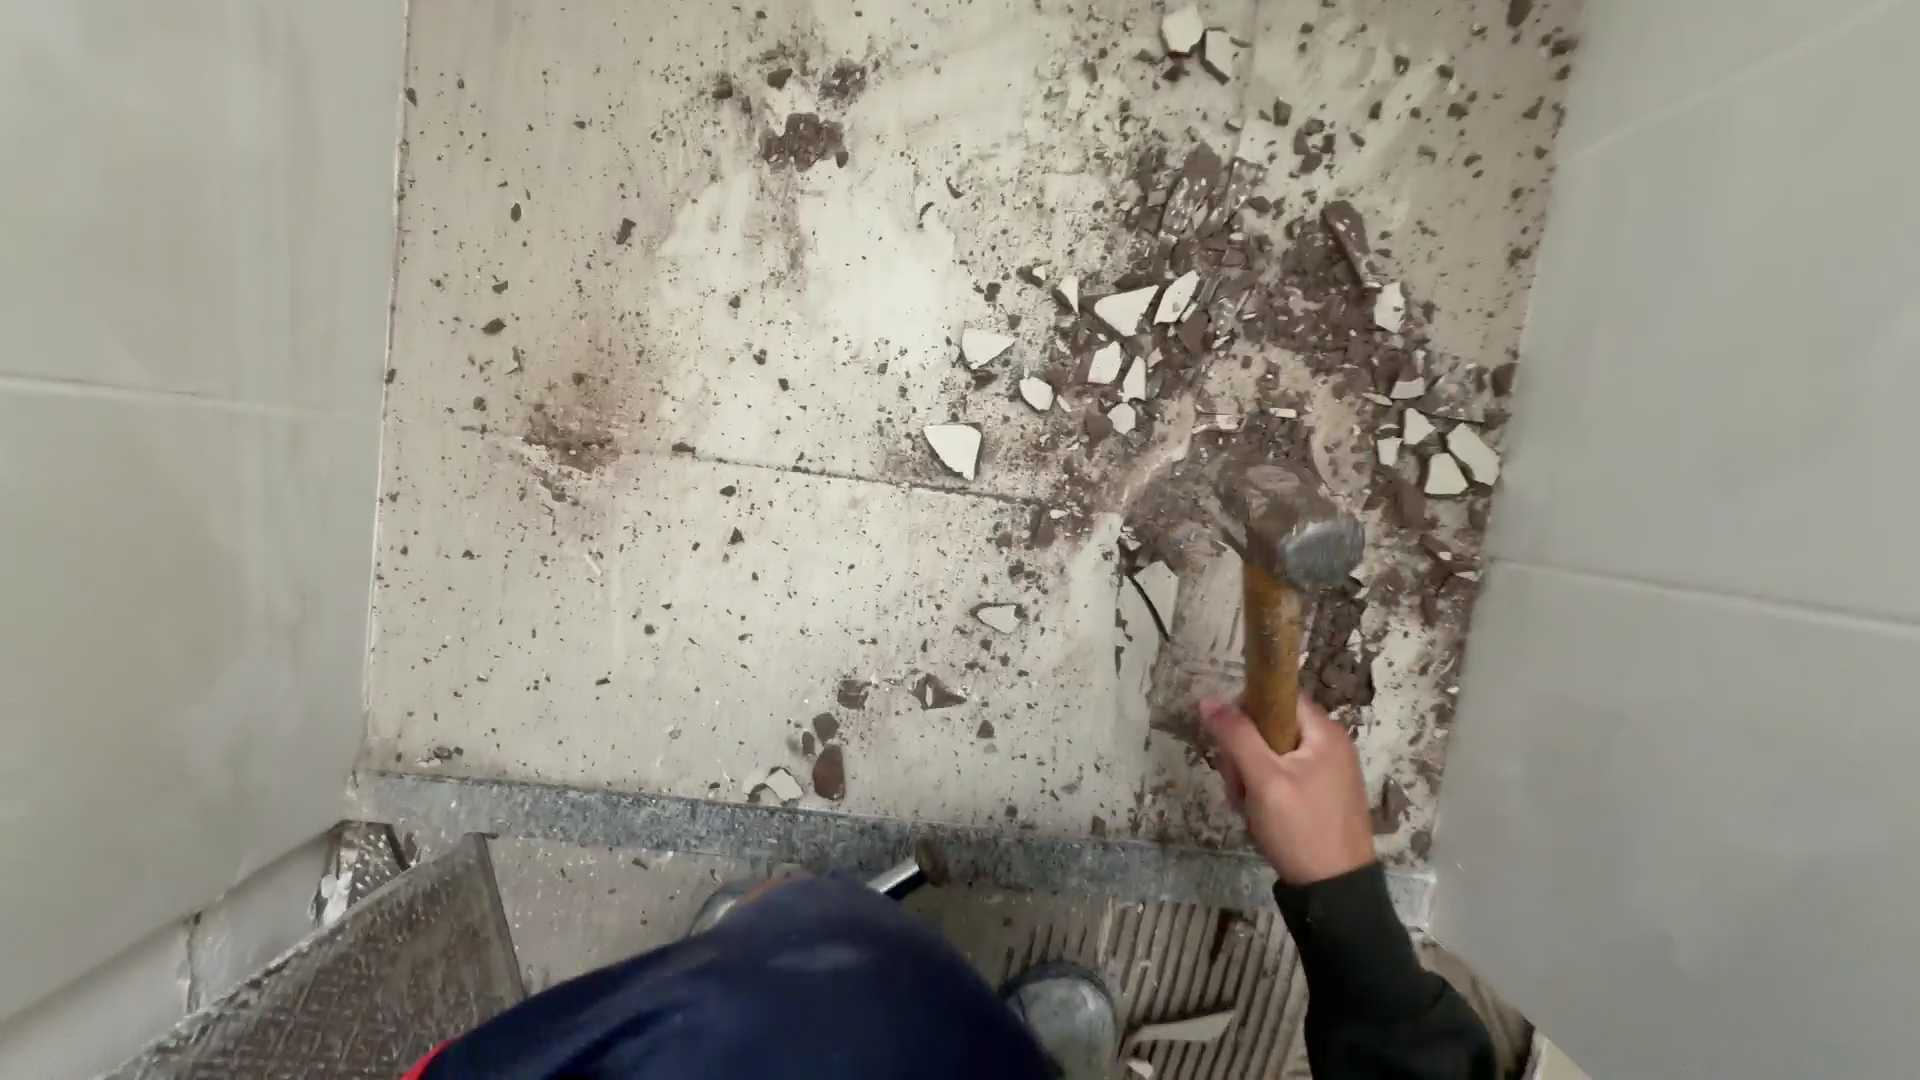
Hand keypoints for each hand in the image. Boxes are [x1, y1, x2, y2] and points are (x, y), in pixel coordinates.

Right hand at [1200, 694, 1376, 886]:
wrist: (1336, 893)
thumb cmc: (1301, 828)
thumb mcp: (1263, 779)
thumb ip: (1236, 736)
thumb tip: (1208, 699)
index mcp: (1325, 733)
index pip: (1277, 697)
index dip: (1247, 709)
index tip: (1230, 737)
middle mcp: (1330, 746)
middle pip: (1271, 727)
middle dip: (1244, 753)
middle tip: (1240, 784)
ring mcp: (1328, 773)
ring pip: (1271, 755)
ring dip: (1250, 776)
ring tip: (1248, 806)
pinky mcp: (1322, 796)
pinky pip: (1283, 778)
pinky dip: (1265, 792)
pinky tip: (1259, 815)